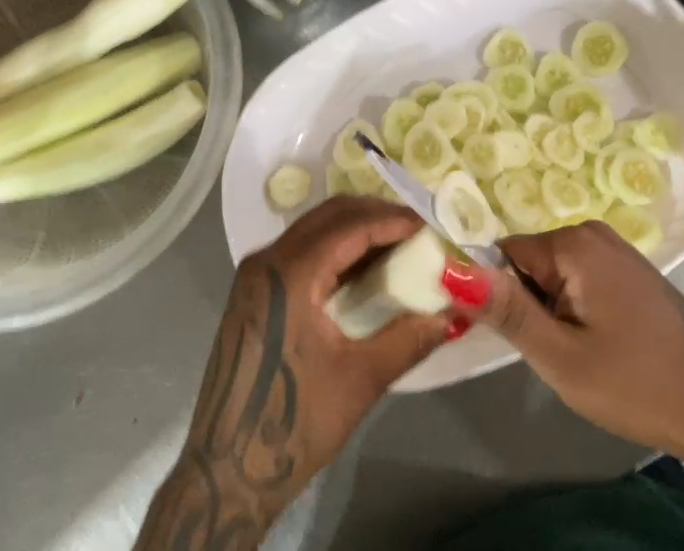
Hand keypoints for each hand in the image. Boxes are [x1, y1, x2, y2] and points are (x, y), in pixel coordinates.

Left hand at [138, 196, 451, 547]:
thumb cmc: (295, 423)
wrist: (228, 468)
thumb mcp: (362, 379)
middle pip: (328, 217)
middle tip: (418, 232)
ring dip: (355, 230)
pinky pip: (299, 252)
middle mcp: (265, 262)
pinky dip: (334, 250)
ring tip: (398, 247)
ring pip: (312, 230)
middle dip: (375, 216)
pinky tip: (363, 271)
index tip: (431, 226)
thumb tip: (454, 312)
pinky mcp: (252, 293)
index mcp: (289, 275)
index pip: (349, 226)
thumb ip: (410, 337)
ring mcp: (253, 276)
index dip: (393, 220)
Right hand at [459, 219, 683, 476]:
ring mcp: (616, 250)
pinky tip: (597, 343)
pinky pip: (578, 278)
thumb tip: (449, 266)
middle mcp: (593, 232)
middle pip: (527, 262)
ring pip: (552, 273)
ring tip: (576, 352)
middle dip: (527, 304)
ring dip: (551, 309)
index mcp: (573, 244)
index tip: (510, 337)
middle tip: (551, 352)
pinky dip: (575, 307)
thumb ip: (505, 310)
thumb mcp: (560, 356)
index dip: (496, 296)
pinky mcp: (630, 270)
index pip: (502, 254)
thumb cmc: (636, 385)